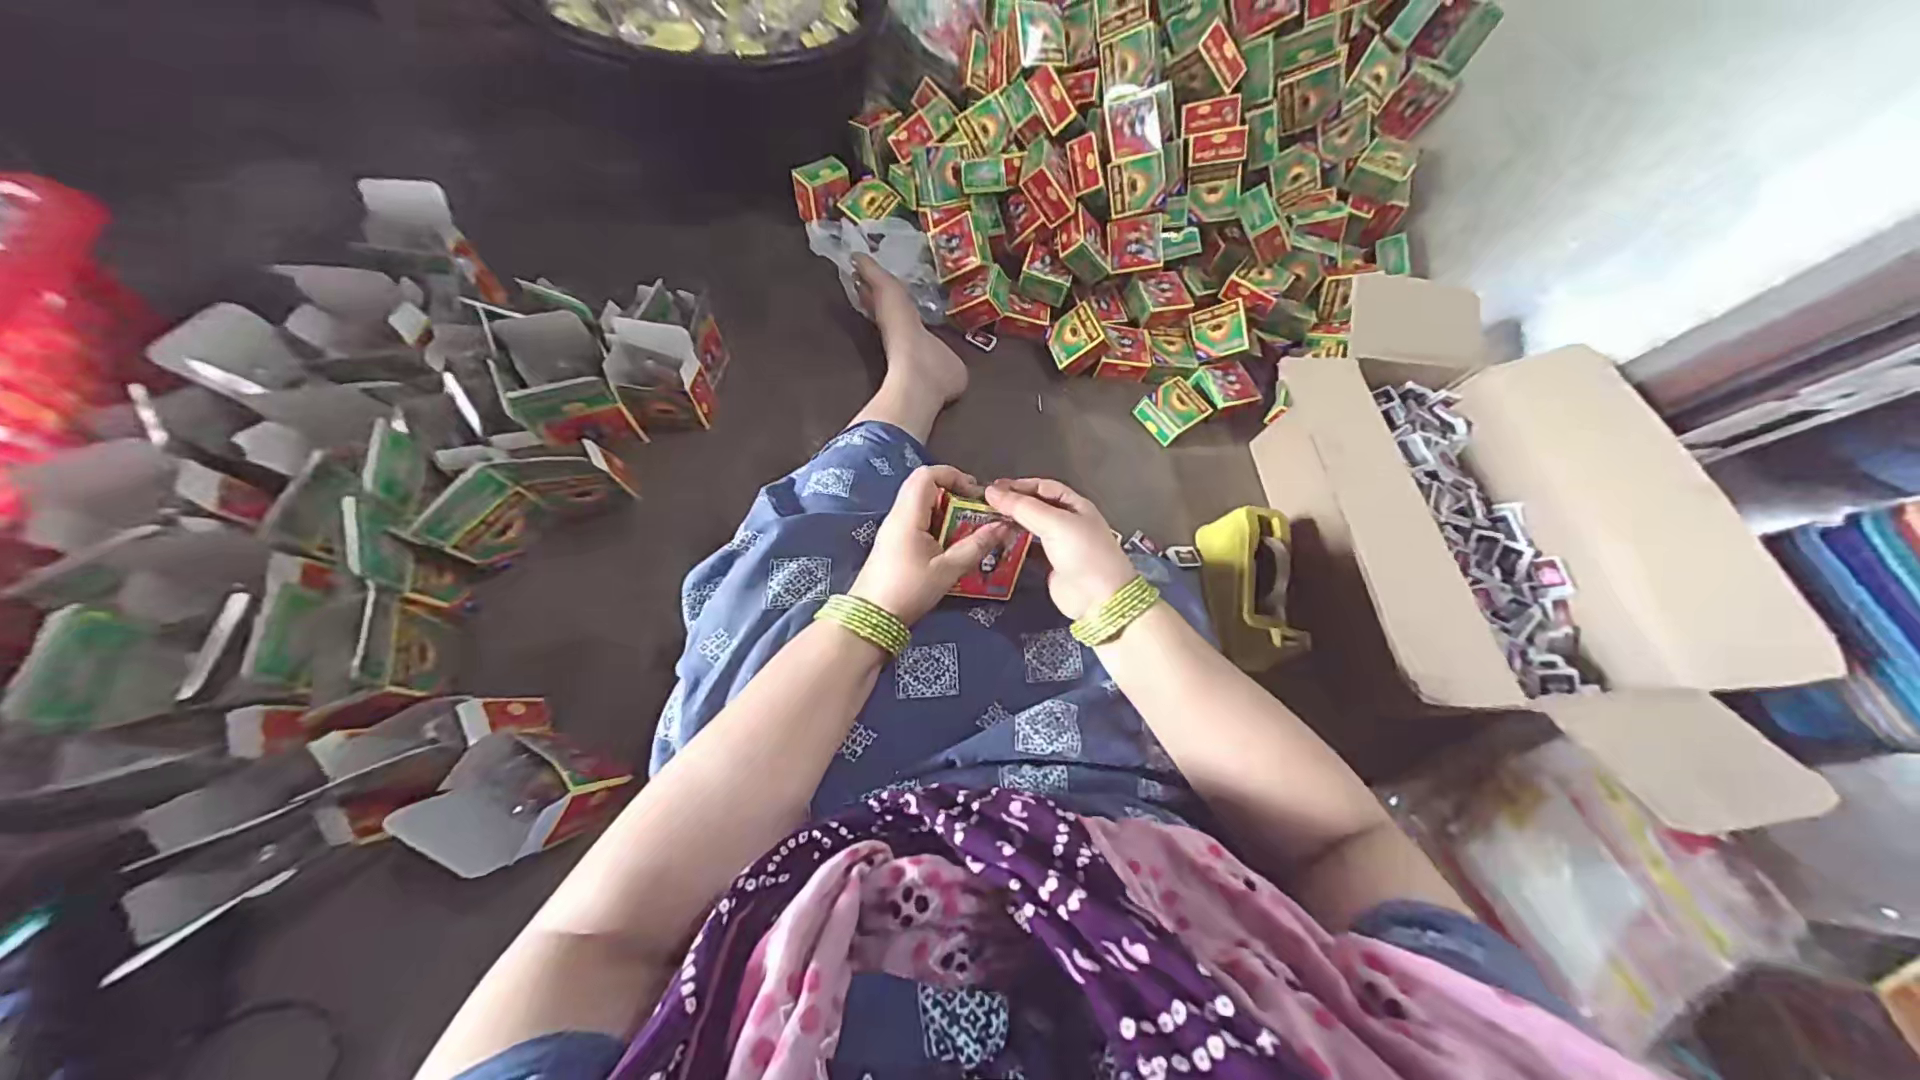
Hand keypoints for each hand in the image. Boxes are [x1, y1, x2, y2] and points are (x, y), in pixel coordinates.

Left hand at [849, 465, 1010, 624]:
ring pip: (919, 502)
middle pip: (923, 485)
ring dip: (945, 507)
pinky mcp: (893, 541)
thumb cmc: (909, 590)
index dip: (953, 475)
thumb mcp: (948, 569)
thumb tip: (1002, 526)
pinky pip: (916, 518)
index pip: (927, 475)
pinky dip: (935, 521)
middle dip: (952, 490)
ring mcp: (893, 528)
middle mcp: (897, 515)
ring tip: (966, 525)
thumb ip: (976, 545)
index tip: (974, 492)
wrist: (872, 616)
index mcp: (908, 515)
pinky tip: (949, 541)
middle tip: (973, 507)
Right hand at [983, 478, 1137, 620]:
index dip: (1019, 486)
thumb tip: (991, 492)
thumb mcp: (1054, 523)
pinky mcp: (1050, 564)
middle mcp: (1067, 522)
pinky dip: (1014, 544)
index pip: (1042, 487)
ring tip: (987, 522)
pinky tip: (998, 543)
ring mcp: (1059, 544)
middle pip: (1036, 506)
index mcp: (1074, 505)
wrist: (1099, 598)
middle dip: (1013, 504)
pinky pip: (1029, 549)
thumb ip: (1022, 507)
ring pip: (1030, 527)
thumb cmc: (1082, 553)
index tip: (992, 489)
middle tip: (985, 505)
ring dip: (1011, 523)